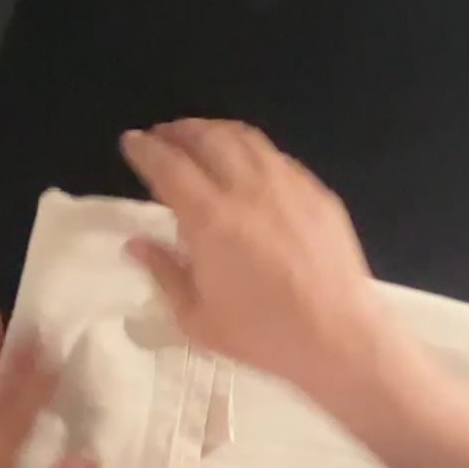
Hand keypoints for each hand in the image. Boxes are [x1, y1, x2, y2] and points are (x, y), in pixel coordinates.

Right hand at [119, 119, 397, 397]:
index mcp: (210, 219)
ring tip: (201, 138)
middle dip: (178, 131)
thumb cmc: (261, 334)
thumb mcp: (197, 318)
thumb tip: (136, 243)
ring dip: (214, 131)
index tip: (131, 141)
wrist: (336, 336)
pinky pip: (276, 156)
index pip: (168, 166)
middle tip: (163, 136)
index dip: (145, 149)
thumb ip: (164, 273)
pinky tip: (247, 164)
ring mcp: (287, 185)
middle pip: (206, 138)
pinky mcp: (316, 192)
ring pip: (245, 138)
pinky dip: (251, 150)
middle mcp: (247, 189)